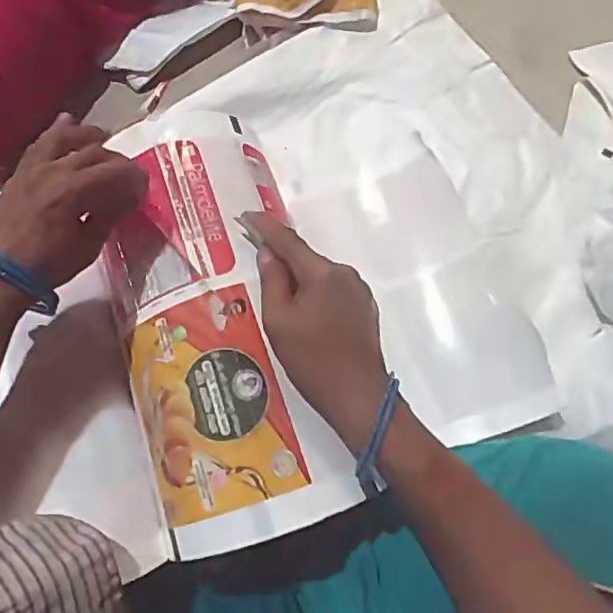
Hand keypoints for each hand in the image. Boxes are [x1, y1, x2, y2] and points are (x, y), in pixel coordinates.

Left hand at [0, 116, 147, 295]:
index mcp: (71, 191)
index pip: (113, 171)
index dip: (134, 177)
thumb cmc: (44, 268)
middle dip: (117, 161)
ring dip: (88, 136)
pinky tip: (66, 123)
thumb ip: (107, 217)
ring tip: (102, 138)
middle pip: (94, 153)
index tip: (143, 188)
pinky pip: (40, 144)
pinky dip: (56, 133)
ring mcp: (32, 168)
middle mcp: (52, 170)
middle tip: (129, 177)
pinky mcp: (19, 173)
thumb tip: (125, 199)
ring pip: (64, 138)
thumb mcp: (86, 248)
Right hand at [246, 212, 391, 444]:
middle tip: (259, 277)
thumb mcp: (279, 321)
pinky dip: (315, 298)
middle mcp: (345, 275)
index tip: (247, 217)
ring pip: (319, 278)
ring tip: (282, 312)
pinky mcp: (365, 310)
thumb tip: (269, 255)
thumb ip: (272, 282)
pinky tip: (306, 322)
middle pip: (305, 260)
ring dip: (300, 285)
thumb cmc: (312, 360)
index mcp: (323, 273)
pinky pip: (332, 294)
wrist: (358, 396)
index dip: (265, 227)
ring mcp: (359, 293)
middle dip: (282, 264)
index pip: (288, 241)